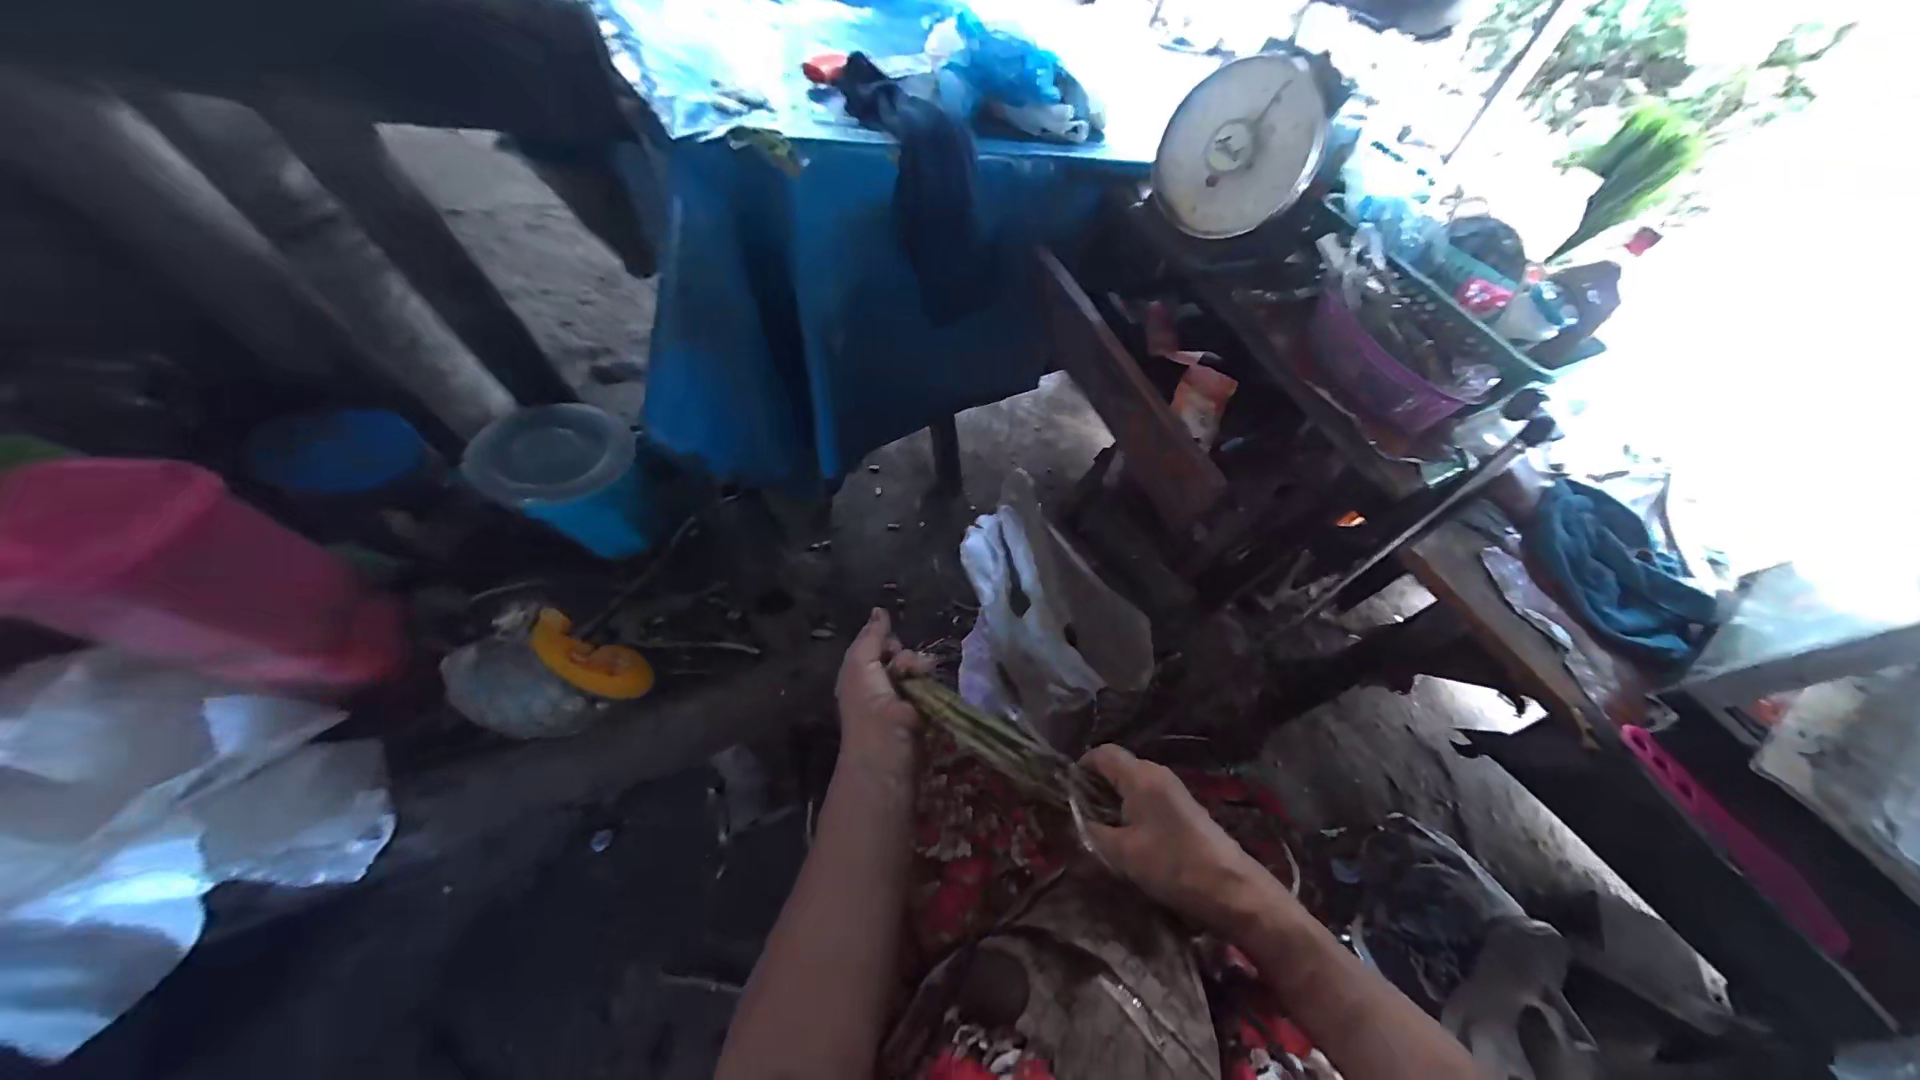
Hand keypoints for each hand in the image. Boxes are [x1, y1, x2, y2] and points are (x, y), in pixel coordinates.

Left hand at [834, 608, 928, 765]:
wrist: (887, 746)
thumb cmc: (865, 703)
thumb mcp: (859, 663)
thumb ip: (871, 635)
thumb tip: (879, 609)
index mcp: (860, 675)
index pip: (879, 646)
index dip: (885, 641)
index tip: (889, 645)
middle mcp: (882, 684)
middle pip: (901, 653)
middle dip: (903, 653)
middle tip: (900, 665)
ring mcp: (905, 696)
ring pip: (918, 665)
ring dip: (917, 665)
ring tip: (915, 675)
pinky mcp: (926, 707)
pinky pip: (931, 681)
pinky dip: (930, 679)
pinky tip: (927, 682)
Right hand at [1080, 744, 1296, 934]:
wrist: (1234, 890)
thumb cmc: (1173, 865)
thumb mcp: (1122, 853)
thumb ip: (1092, 830)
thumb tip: (1075, 818)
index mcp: (1140, 776)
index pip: (1101, 753)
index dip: (1080, 766)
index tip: (1066, 791)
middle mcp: (1157, 773)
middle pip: (1117, 765)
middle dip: (1095, 784)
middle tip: (1078, 813)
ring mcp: (1174, 789)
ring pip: (1133, 782)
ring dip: (1114, 799)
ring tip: (1100, 827)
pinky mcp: (1185, 807)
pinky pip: (1148, 796)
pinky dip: (1132, 808)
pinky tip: (1129, 835)